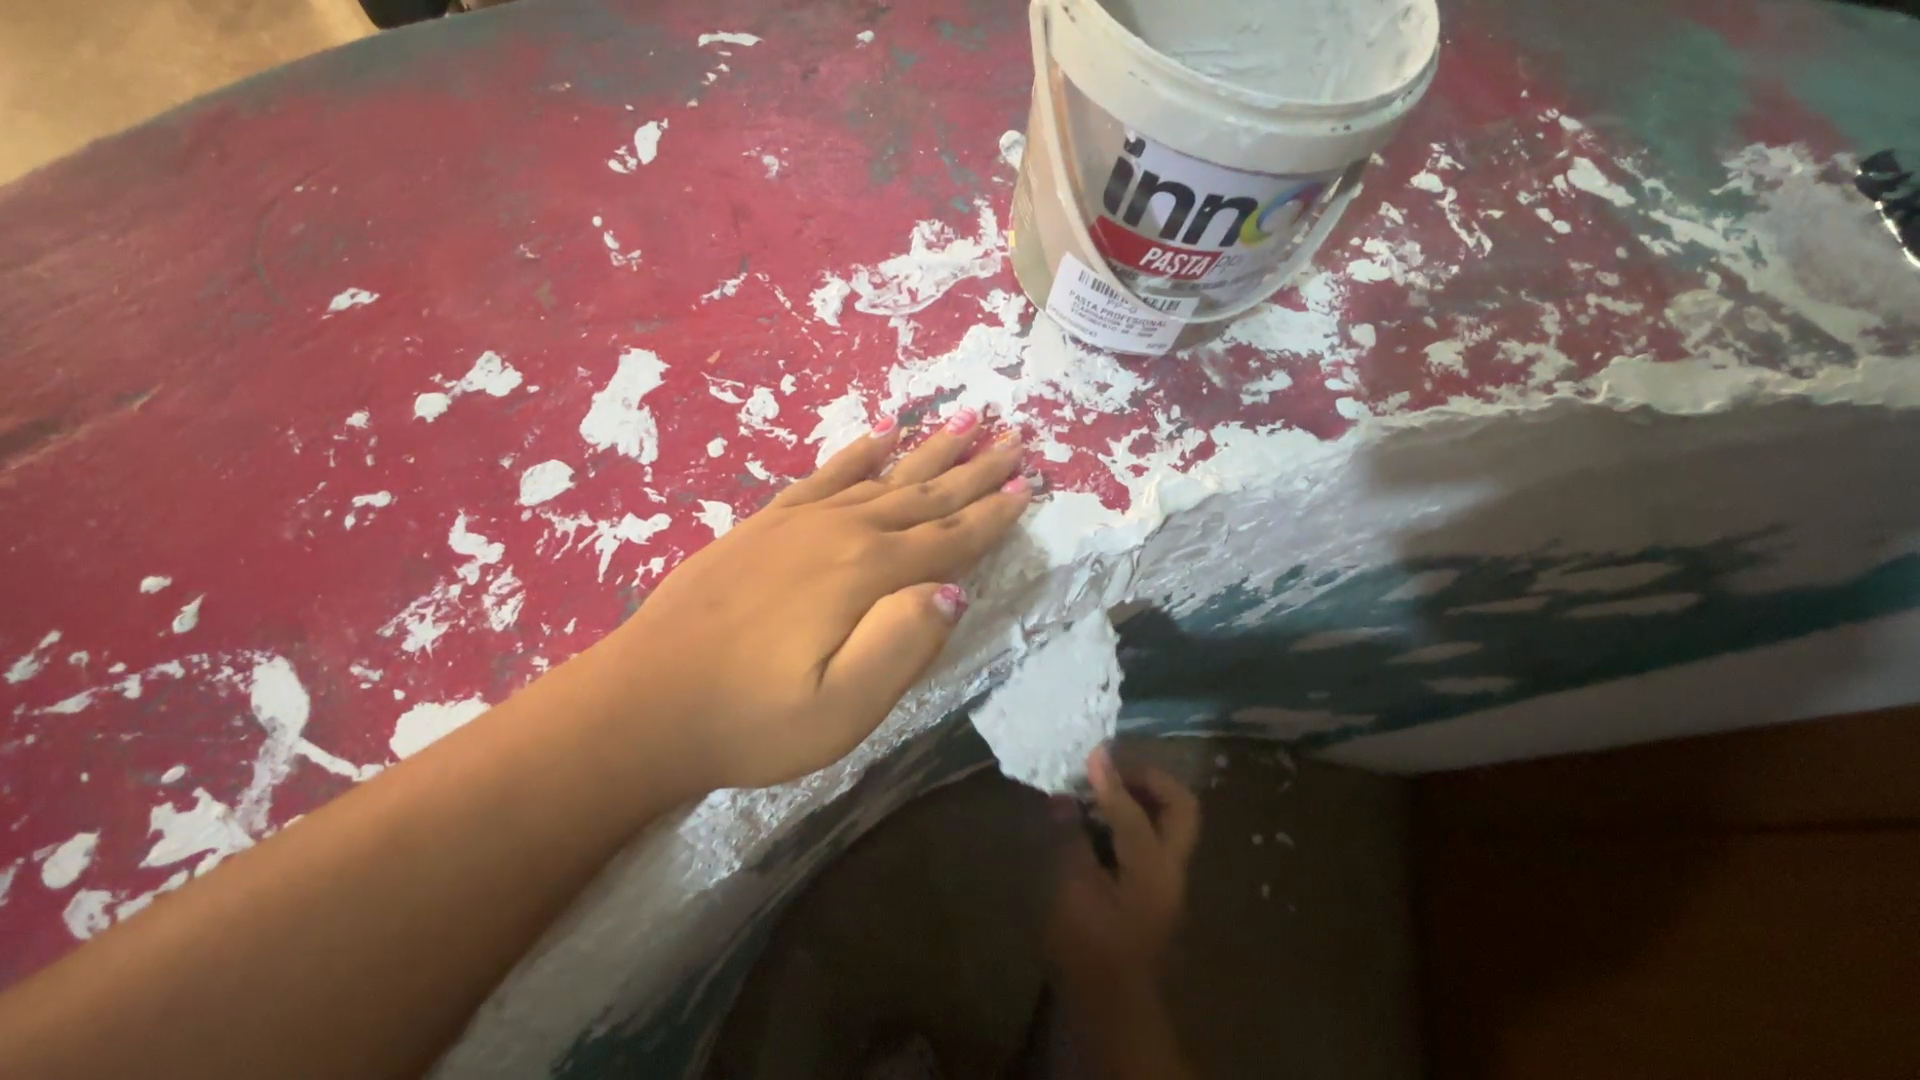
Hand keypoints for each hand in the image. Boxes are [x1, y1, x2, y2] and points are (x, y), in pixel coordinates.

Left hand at [596, 408, 1030, 790]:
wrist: (643, 703)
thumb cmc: (750, 720)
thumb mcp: (842, 709)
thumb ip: (903, 644)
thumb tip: (954, 590)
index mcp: (865, 575)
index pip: (948, 539)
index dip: (992, 515)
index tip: (1029, 485)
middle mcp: (838, 533)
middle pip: (921, 495)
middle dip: (972, 469)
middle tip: (1012, 435)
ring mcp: (796, 524)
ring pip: (879, 478)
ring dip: (926, 451)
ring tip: (963, 421)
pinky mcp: (762, 527)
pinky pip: (823, 476)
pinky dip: (856, 454)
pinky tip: (878, 435)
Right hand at [1048, 747, 1200, 984]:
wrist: (1110, 1006)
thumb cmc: (1088, 947)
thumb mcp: (1071, 889)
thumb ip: (1071, 837)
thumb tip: (1065, 797)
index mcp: (1153, 867)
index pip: (1134, 810)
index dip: (1111, 778)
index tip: (1093, 751)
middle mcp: (1171, 869)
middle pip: (1180, 808)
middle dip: (1151, 780)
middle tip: (1113, 768)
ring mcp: (1166, 882)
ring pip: (1170, 824)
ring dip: (1143, 798)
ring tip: (1103, 787)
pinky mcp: (1153, 892)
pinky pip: (1151, 840)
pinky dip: (1131, 821)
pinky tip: (1098, 822)